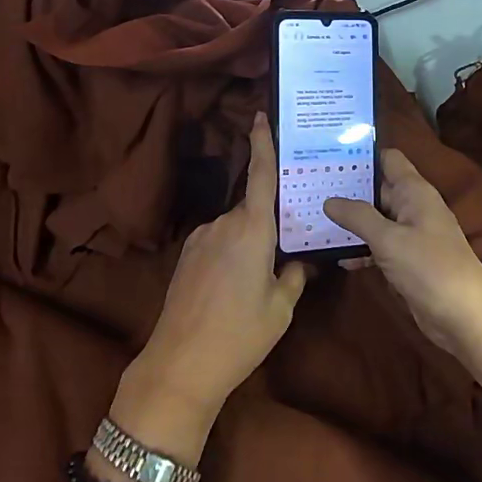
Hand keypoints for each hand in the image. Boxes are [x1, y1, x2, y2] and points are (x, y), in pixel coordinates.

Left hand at [123, 112, 308, 425]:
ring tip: (260, 277)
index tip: (261, 117)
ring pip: (235, 227)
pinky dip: (232, 252)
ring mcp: (201, 238)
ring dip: (250, 240)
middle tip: (291, 243)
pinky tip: (235, 286)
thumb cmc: (239, 334)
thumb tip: (301, 261)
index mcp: (251, 229)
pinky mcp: (186, 255)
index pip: (260, 175)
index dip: (262, 143)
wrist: (180, 364)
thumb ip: (293, 276)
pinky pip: (218, 241)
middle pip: (252, 208)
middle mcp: (224, 224)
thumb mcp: (280, 309)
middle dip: (270, 220)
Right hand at [324, 150, 481, 358]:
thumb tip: (329, 200)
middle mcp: (413, 207)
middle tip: (310, 184)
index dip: (362, 154)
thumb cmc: (430, 268)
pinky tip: (334, 254)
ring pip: (375, 219)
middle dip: (347, 187)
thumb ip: (358, 217)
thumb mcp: (389, 240)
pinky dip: (360, 247)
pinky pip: (379, 245)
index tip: (330, 153)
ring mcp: (411, 235)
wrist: (466, 318)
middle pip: (377, 188)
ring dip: (350, 220)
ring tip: (313, 215)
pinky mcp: (407, 261)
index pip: (388, 159)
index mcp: (415, 191)